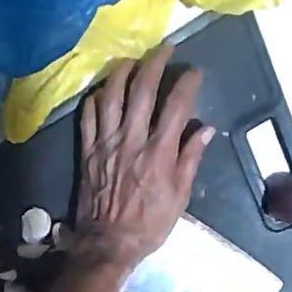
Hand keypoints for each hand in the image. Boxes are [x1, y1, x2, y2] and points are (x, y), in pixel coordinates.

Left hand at [72, 43, 214, 274]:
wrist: (108, 242)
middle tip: (164, 49)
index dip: (187, 82)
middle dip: (155, 62)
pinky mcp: (87, 151)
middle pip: (143, 89)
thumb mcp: (179, 197)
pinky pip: (88, 116)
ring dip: (122, 71)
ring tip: (131, 60)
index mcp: (159, 151)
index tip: (194, 72)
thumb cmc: (148, 224)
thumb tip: (205, 130)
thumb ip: (190, 159)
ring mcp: (106, 143)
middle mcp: (132, 139)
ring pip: (111, 95)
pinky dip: (96, 98)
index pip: (177, 104)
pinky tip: (103, 90)